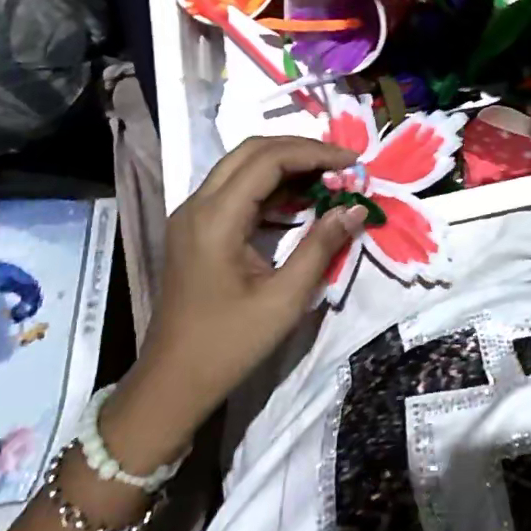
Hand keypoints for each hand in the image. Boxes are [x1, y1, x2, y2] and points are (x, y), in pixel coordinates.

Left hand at [104, 137, 365, 465]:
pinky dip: (271, 184)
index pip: (268, 160)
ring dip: (286, 163)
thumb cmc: (230, 343)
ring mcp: (192, 215)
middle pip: (251, 151)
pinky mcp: (196, 228)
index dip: (314, 153)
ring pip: (242, 165)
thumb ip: (321, 246)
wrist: (175, 380)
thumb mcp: (285, 298)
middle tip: (343, 164)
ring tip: (329, 176)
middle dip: (301, 149)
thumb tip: (356, 208)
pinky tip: (301, 197)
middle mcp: (197, 205)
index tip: (352, 162)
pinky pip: (235, 188)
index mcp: (215, 219)